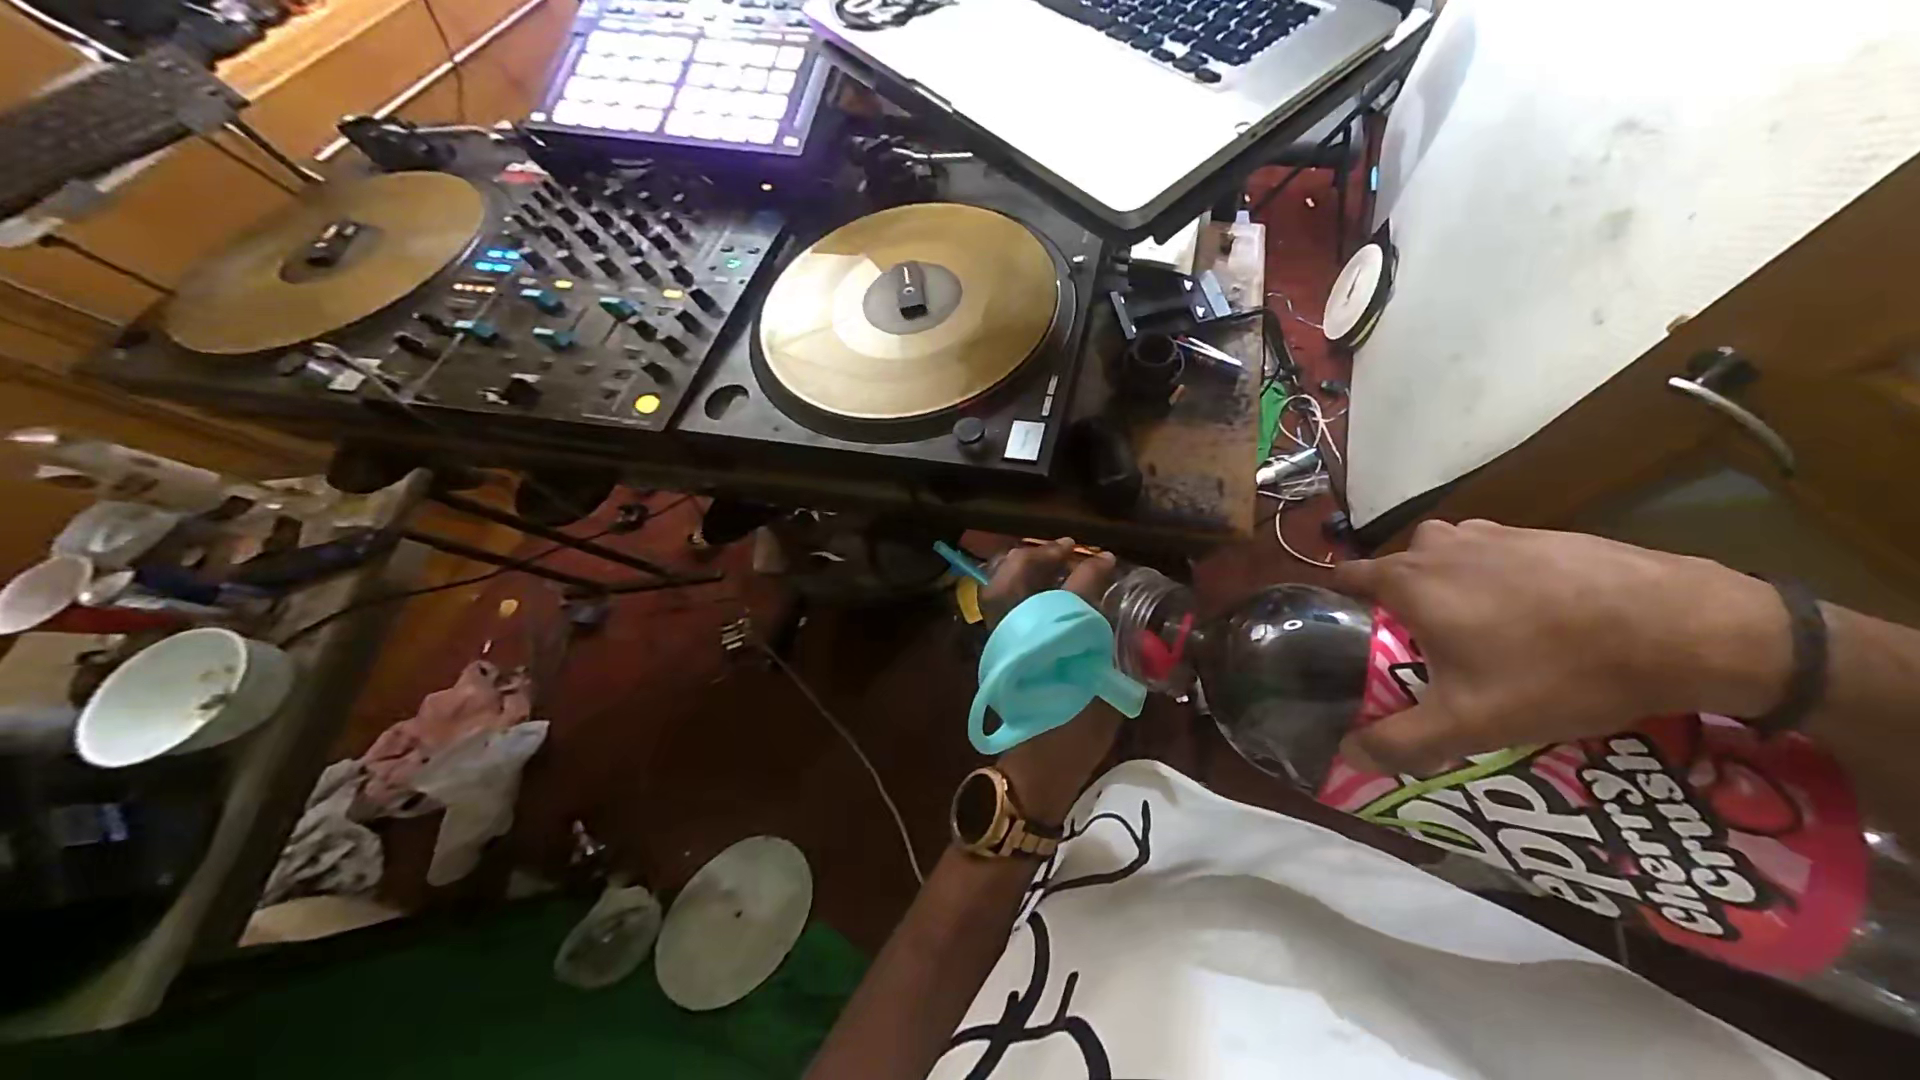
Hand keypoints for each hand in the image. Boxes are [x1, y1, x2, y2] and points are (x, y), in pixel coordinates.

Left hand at [977, 539, 1122, 820]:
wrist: (1037, 769)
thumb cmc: (1073, 737)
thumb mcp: (1103, 692)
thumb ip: (1108, 649)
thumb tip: (1115, 612)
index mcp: (1045, 650)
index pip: (1063, 599)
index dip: (1087, 575)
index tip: (1107, 560)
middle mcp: (1014, 640)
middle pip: (1011, 583)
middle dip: (1040, 556)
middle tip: (1070, 547)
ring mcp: (1000, 643)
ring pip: (997, 589)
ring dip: (1024, 565)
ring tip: (1053, 554)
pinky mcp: (998, 649)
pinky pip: (1001, 604)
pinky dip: (1018, 584)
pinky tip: (1041, 582)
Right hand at [1332, 520, 1792, 774]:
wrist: (1691, 630)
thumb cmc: (1559, 671)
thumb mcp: (1471, 723)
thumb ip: (1400, 742)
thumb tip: (1349, 755)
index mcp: (1409, 580)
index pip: (1344, 577)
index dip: (1337, 604)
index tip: (1348, 635)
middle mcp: (1440, 546)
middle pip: (1394, 569)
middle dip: (1396, 602)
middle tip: (1420, 647)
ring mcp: (1494, 533)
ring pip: (1444, 558)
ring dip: (1444, 585)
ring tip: (1476, 630)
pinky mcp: (1543, 533)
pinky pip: (1493, 556)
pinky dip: (1494, 579)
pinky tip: (1533, 615)